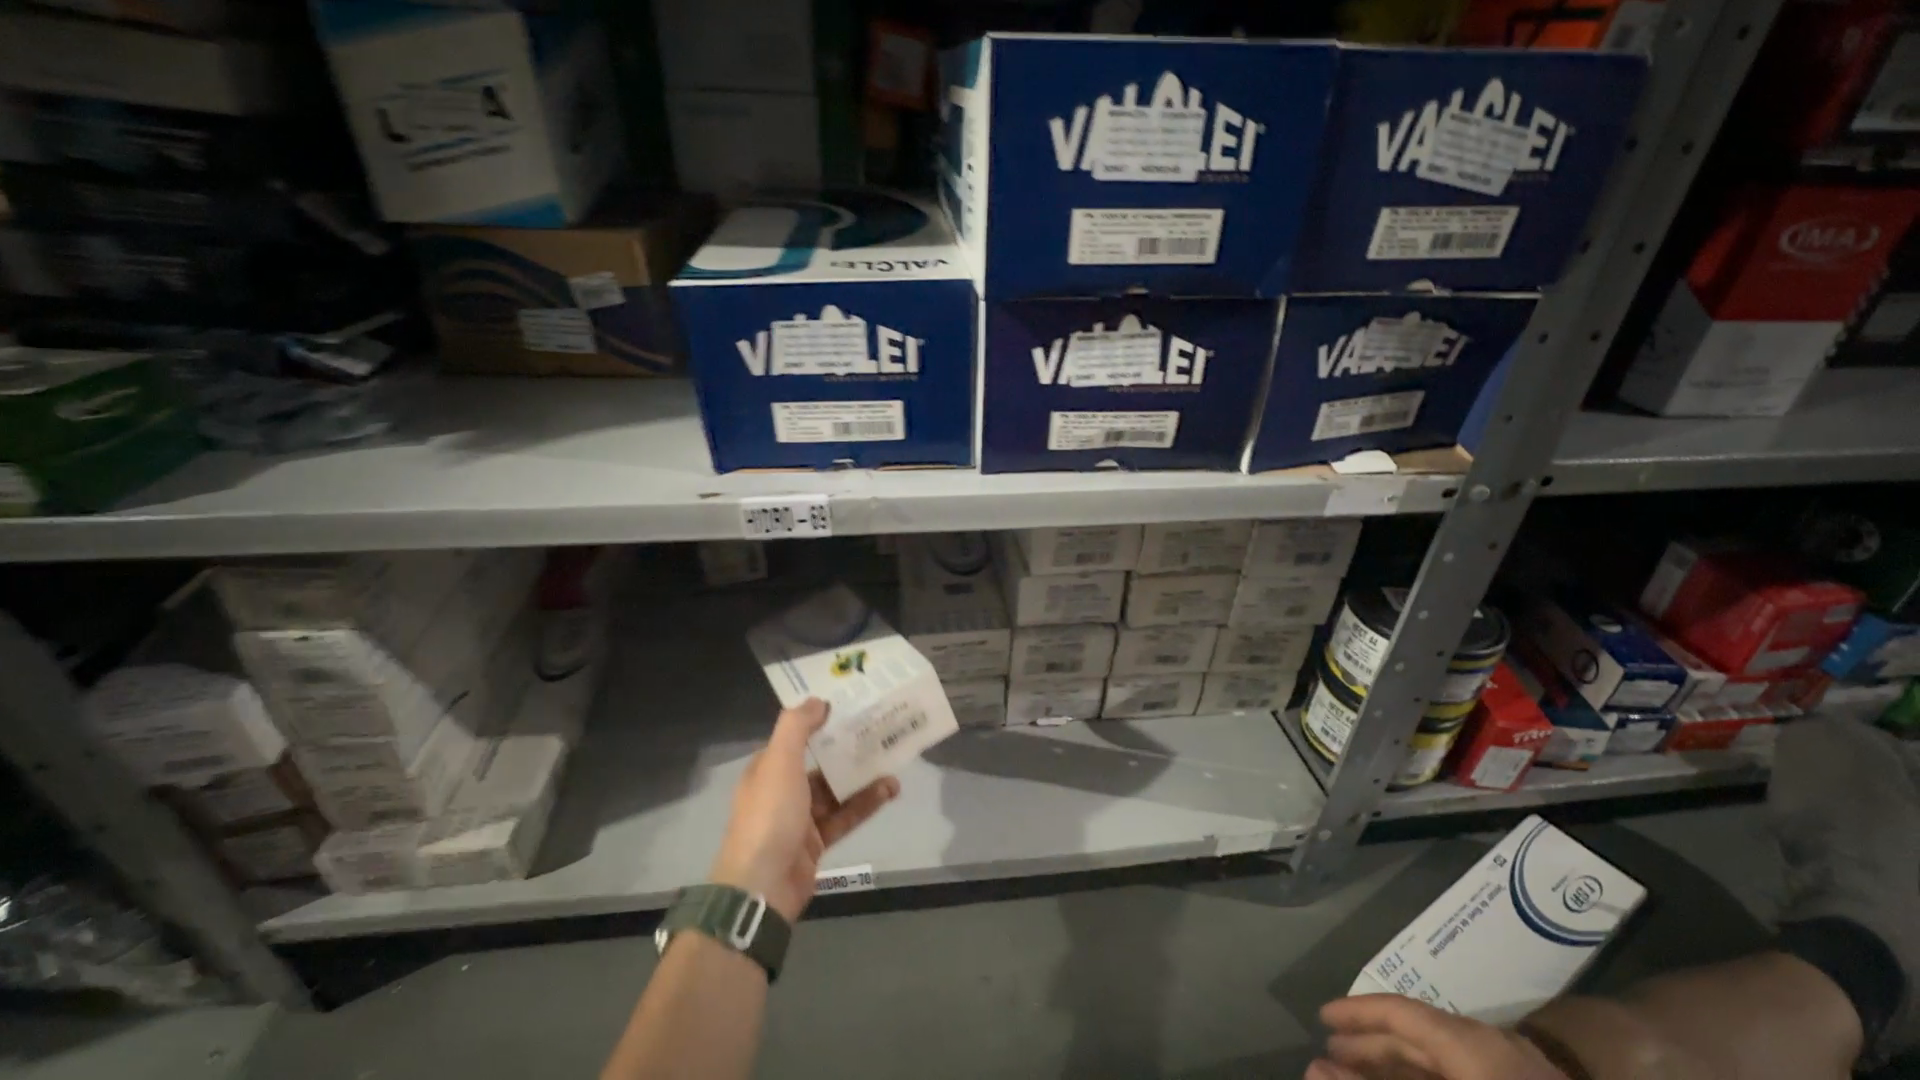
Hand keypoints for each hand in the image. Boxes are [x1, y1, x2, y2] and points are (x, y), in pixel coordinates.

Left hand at [709, 699, 898, 922]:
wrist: (762, 885)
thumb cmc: (769, 815)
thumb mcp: (779, 762)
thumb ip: (796, 727)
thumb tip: (818, 700)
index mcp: (766, 769)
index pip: (794, 738)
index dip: (820, 722)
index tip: (851, 707)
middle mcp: (781, 790)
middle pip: (819, 764)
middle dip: (847, 750)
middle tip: (880, 733)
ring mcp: (799, 819)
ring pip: (836, 791)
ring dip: (863, 778)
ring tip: (893, 763)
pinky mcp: (817, 843)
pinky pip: (845, 816)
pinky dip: (865, 804)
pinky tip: (889, 792)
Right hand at [1307, 995, 1570, 1079]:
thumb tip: (1316, 1068)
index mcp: (1470, 1042)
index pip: (1400, 1011)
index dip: (1357, 1013)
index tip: (1322, 1020)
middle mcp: (1489, 1047)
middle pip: (1417, 1035)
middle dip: (1370, 1047)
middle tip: (1328, 1056)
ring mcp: (1512, 1072)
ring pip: (1439, 1061)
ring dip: (1397, 1068)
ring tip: (1357, 1075)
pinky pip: (1461, 1076)